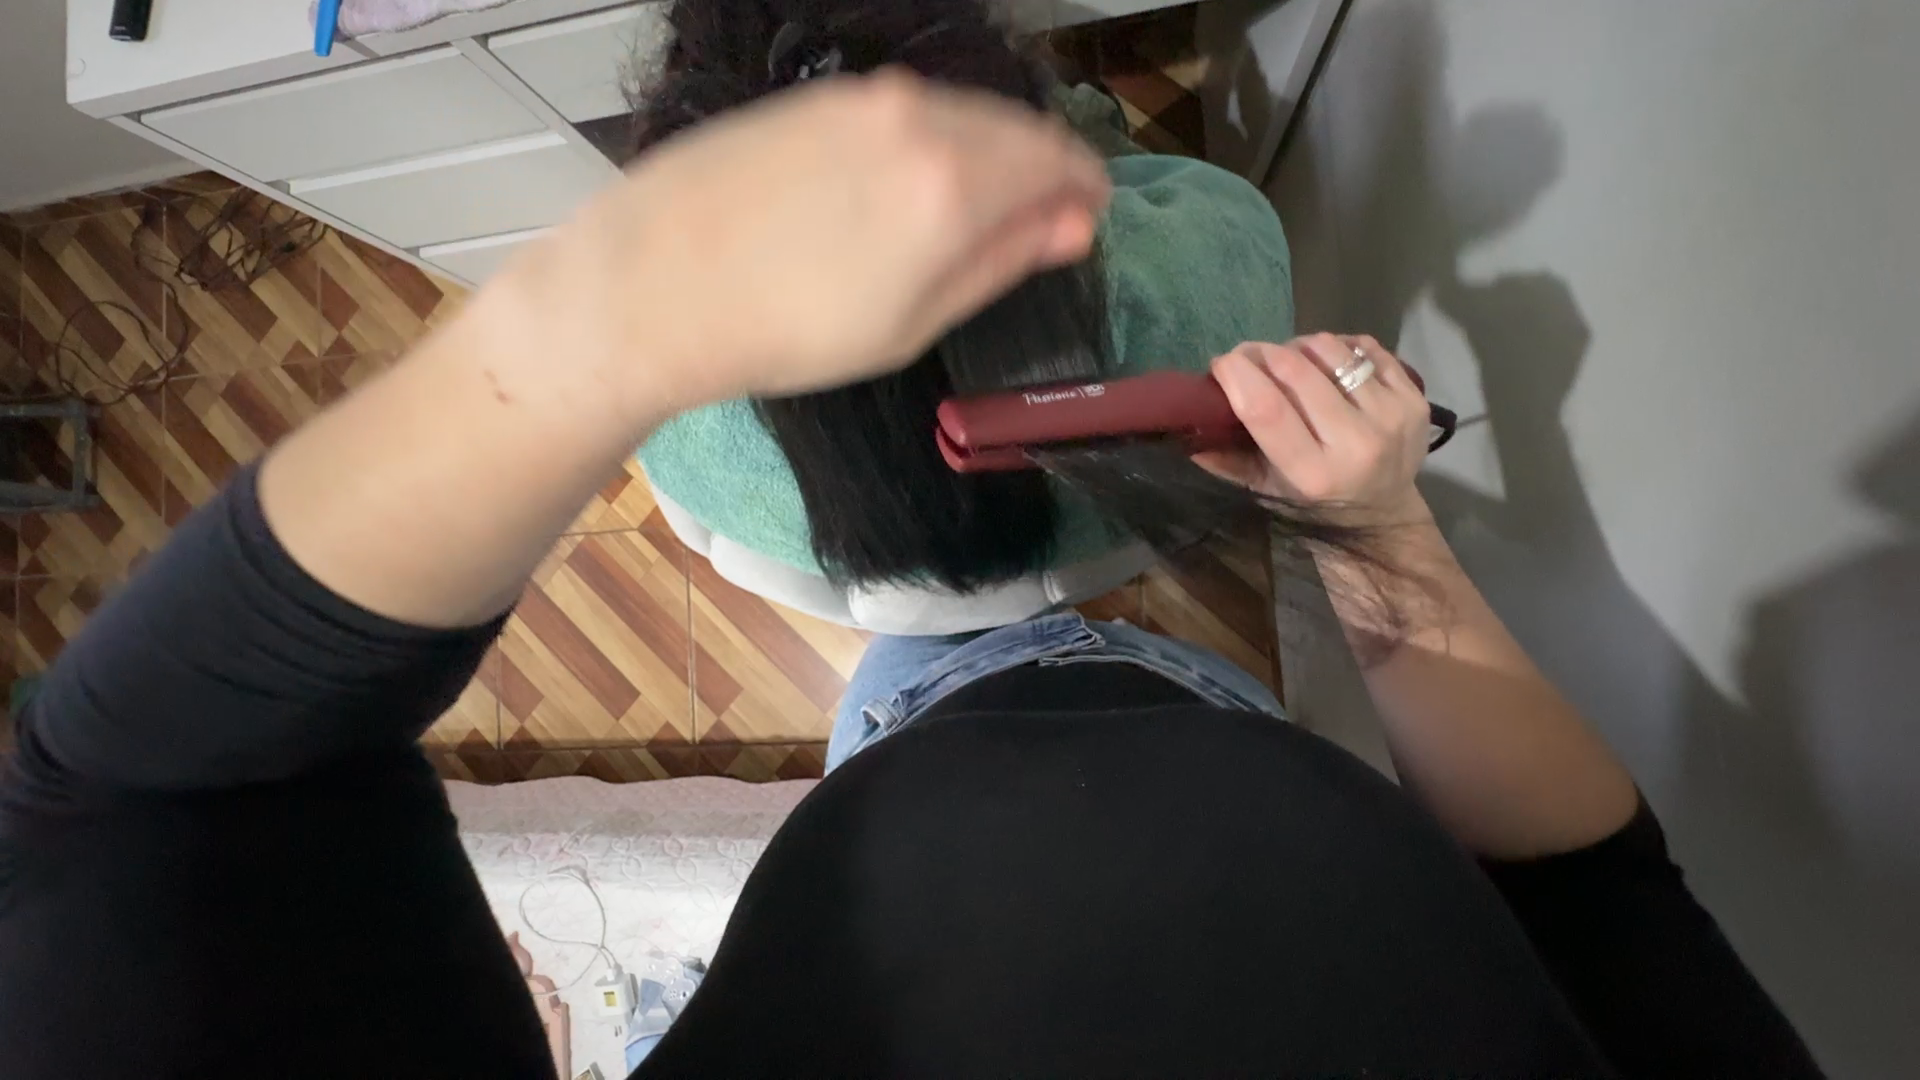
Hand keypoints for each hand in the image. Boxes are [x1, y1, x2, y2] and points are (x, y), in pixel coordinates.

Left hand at [504, 69, 1110, 417]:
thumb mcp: (914, 321)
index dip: (1083, 191)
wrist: (658, 286)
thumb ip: (1001, 262)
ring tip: (977, 215)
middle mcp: (919, 117)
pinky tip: (914, 188)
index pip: (1058, 162)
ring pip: (962, 115)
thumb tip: (1073, 223)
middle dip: (1040, 173)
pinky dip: (937, 144)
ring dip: (989, 157)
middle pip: (1014, 130)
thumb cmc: (794, 332)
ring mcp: (863, 98)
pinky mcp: (819, 97)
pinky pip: (909, 112)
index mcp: (955, 181)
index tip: (1086, 219)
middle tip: (1038, 225)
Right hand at [1195, 334, 1432, 525]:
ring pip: (1330, 350)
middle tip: (1247, 356)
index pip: (1268, 410)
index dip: (1238, 376)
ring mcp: (1392, 416)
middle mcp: (1357, 443)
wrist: (1383, 509)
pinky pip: (1364, 347)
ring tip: (1288, 360)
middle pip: (1297, 372)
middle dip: (1261, 353)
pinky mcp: (1414, 396)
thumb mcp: (1265, 488)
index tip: (1220, 363)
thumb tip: (1184, 433)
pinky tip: (1325, 363)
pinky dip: (1337, 347)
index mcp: (1313, 473)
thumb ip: (1226, 462)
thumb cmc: (1311, 500)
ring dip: (1298, 346)